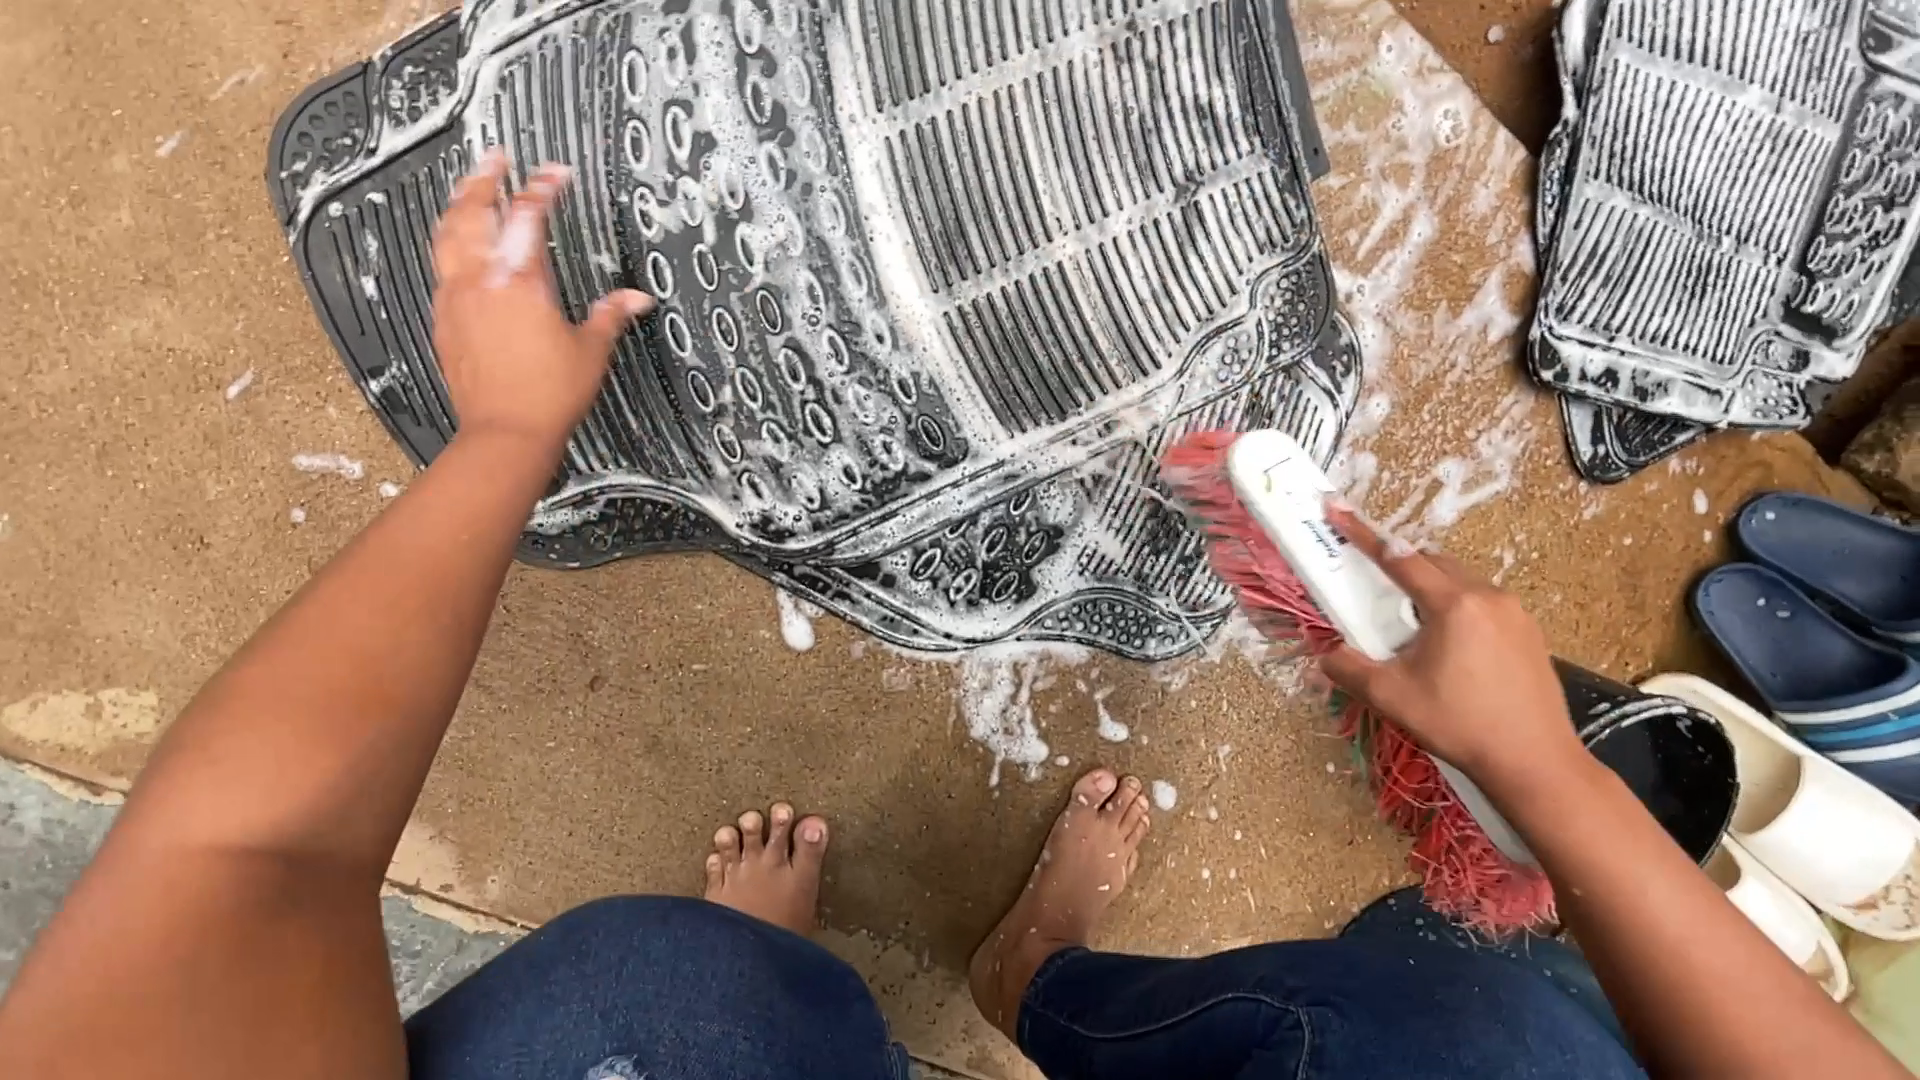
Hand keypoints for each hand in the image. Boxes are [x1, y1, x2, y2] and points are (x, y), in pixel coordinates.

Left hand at [430, 150, 655, 451]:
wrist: (506, 431)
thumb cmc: (549, 395)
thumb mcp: (591, 350)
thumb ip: (610, 315)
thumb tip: (635, 298)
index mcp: (521, 282)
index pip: (529, 215)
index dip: (543, 187)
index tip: (556, 173)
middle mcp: (481, 281)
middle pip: (473, 211)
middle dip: (484, 178)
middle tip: (495, 159)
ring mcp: (456, 298)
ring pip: (447, 234)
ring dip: (458, 205)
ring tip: (468, 190)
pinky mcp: (443, 319)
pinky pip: (440, 268)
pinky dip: (450, 244)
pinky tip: (459, 248)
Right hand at [1319, 507, 1584, 787]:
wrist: (1535, 762)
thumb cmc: (1460, 724)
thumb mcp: (1391, 696)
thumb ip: (1348, 668)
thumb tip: (1323, 656)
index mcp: (1453, 605)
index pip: (1399, 558)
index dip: (1363, 533)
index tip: (1337, 509)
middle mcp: (1488, 597)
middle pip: (1433, 562)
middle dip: (1399, 564)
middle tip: (1373, 585)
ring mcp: (1515, 613)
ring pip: (1459, 580)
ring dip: (1429, 587)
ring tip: (1408, 622)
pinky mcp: (1529, 633)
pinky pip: (1481, 602)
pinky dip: (1454, 606)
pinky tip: (1445, 642)